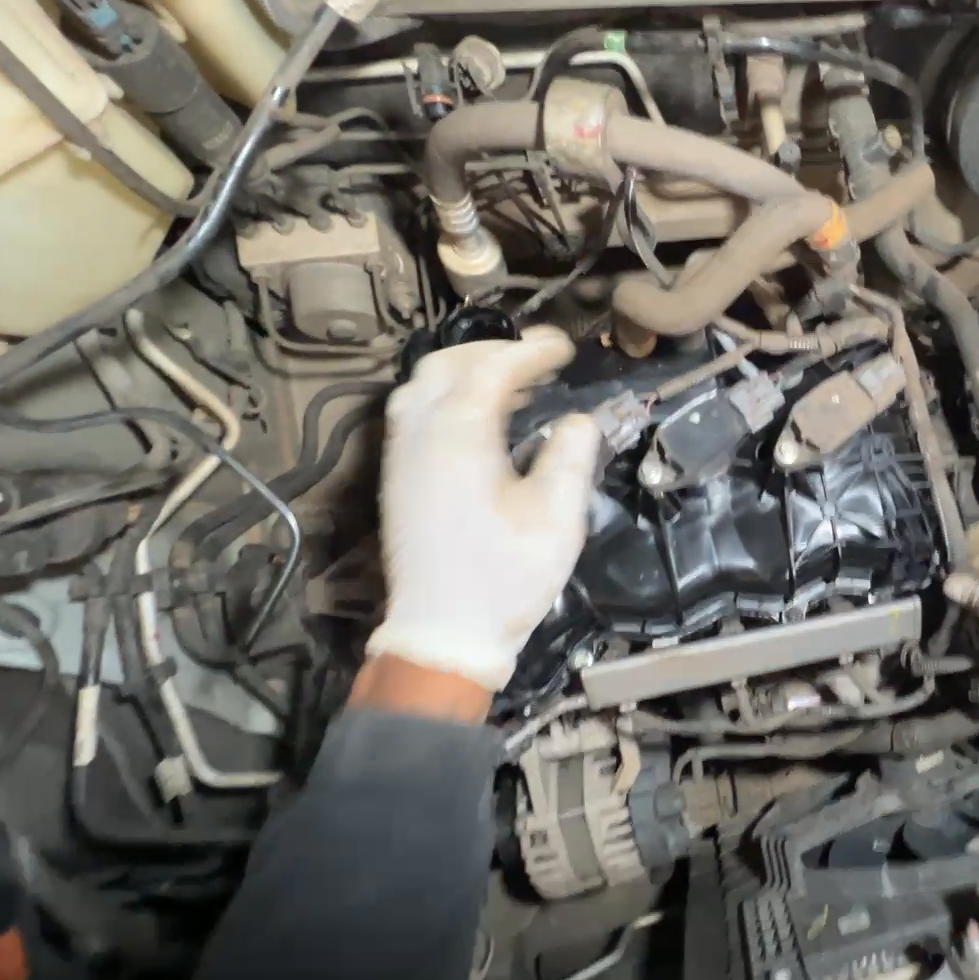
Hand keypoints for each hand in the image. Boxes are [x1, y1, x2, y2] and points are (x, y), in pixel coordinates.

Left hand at [365, 329, 603, 693]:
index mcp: (459, 439)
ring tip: (512, 382)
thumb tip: (579, 422)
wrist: (445, 631)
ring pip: (421, 385)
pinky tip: (480, 418)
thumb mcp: (557, 519)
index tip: (564, 348)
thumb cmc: (505, 577)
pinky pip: (414, 412)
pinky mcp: (399, 478)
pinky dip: (448, 396)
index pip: (492, 371)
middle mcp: (420, 436)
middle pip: (446, 365)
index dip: (530, 352)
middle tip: (538, 358)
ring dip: (466, 371)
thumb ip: (570, 459)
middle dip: (493, 350)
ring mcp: (402, 457)